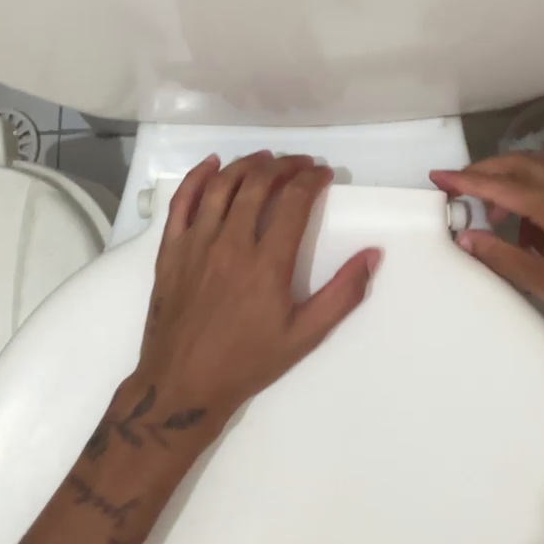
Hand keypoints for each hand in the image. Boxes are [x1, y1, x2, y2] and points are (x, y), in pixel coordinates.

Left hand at [135, 152, 381, 423]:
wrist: (183, 384)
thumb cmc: (248, 362)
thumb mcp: (305, 336)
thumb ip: (342, 294)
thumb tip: (373, 255)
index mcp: (267, 264)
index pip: (294, 202)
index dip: (312, 180)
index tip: (323, 175)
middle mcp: (230, 244)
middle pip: (258, 185)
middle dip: (284, 166)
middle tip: (301, 163)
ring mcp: (196, 244)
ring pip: (221, 186)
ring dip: (246, 165)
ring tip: (266, 158)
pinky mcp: (170, 250)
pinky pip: (181, 202)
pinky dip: (197, 177)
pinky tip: (212, 165)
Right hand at [431, 154, 543, 362]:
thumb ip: (505, 257)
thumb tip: (466, 237)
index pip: (505, 186)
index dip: (468, 180)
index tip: (438, 176)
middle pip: (525, 164)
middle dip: (488, 169)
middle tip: (457, 185)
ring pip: (543, 172)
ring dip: (512, 180)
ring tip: (489, 210)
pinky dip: (534, 194)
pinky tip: (527, 226)